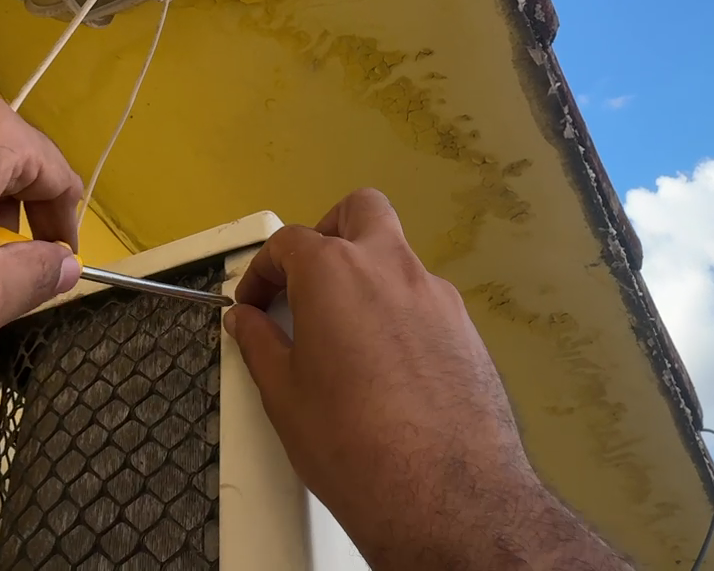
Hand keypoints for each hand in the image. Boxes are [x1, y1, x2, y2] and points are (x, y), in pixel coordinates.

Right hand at [226, 189, 626, 570]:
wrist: (452, 502)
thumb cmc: (350, 442)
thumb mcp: (284, 395)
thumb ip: (259, 343)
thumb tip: (245, 319)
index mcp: (334, 271)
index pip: (288, 243)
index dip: (261, 271)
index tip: (253, 305)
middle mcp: (389, 265)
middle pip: (359, 210)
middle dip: (329, 231)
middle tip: (311, 280)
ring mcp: (435, 294)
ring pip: (396, 254)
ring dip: (367, 274)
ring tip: (349, 335)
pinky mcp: (468, 328)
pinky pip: (424, 298)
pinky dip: (399, 310)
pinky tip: (391, 366)